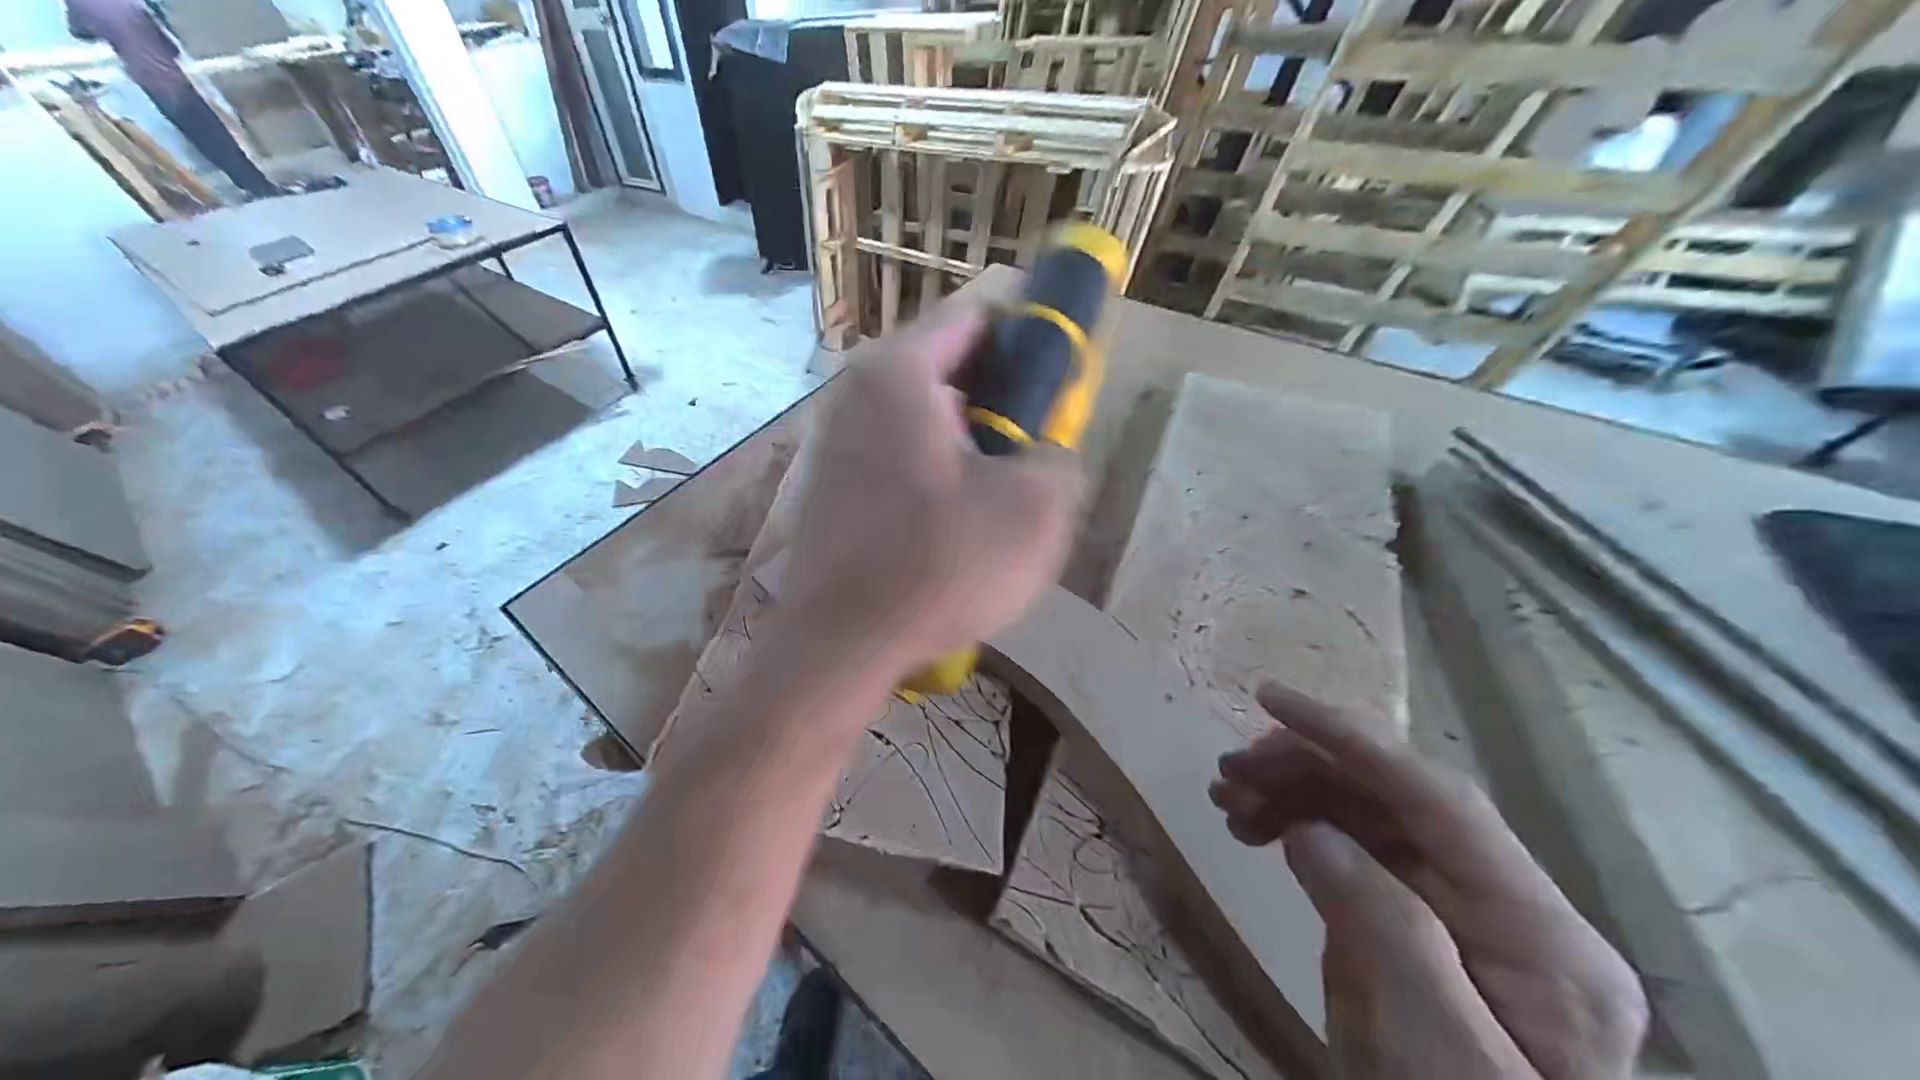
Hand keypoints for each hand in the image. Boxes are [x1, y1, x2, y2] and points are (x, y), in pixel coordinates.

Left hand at [782, 282, 1084, 674]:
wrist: (842, 645)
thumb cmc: (941, 564)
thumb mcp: (1036, 508)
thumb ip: (1058, 457)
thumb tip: (1046, 453)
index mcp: (899, 373)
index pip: (977, 321)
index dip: (1029, 344)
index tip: (1058, 389)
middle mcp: (856, 395)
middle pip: (949, 373)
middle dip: (1000, 406)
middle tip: (1034, 455)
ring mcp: (835, 445)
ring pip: (925, 425)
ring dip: (969, 449)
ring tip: (999, 503)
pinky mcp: (831, 491)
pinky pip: (899, 463)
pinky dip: (934, 479)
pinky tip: (953, 532)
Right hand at [1210, 684, 1646, 1079]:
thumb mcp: (1426, 1046)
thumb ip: (1381, 928)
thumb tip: (1308, 831)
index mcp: (1543, 936)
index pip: (1440, 801)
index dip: (1351, 739)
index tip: (1270, 699)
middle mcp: (1512, 909)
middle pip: (1399, 802)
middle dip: (1307, 769)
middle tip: (1229, 770)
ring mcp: (1465, 917)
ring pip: (1371, 819)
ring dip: (1295, 795)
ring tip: (1228, 798)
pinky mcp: (1421, 928)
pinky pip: (1357, 854)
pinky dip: (1300, 830)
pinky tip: (1257, 830)